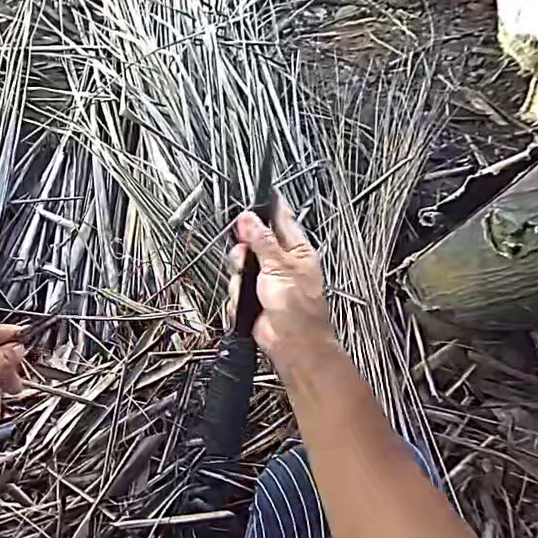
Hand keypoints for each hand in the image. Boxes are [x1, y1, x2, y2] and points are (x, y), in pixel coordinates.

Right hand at [228, 197, 338, 378]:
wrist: (293, 345)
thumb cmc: (300, 310)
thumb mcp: (278, 267)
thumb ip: (260, 241)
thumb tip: (248, 218)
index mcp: (296, 249)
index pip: (280, 217)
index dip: (266, 205)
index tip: (255, 192)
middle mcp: (282, 262)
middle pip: (253, 241)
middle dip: (244, 249)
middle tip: (243, 255)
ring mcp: (267, 279)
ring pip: (241, 265)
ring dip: (239, 275)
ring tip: (246, 284)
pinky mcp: (254, 297)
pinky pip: (237, 287)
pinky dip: (237, 294)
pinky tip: (245, 300)